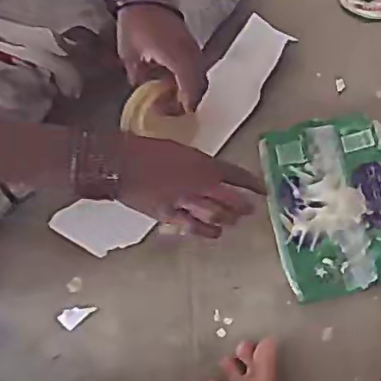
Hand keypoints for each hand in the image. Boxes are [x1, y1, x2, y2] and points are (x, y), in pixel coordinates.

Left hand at [117, 3, 207, 110]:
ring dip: (191, 89)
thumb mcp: (130, 55)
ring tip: (177, 96)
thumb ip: (139, 77)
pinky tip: (177, 80)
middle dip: (191, 99)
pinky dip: (190, 78)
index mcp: (179, 61)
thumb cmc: (135, 25)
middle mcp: (193, 57)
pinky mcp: (193, 46)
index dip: (186, 104)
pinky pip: (197, 68)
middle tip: (178, 109)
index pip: (190, 89)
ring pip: (200, 77)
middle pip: (200, 86)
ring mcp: (195, 51)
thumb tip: (143, 91)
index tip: (181, 114)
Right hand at [118, 135, 264, 236]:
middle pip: (232, 199)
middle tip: (251, 209)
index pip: (237, 175)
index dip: (253, 184)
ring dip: (229, 219)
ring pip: (217, 214)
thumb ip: (198, 163)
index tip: (264, 189)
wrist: (115, 160)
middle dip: (244, 206)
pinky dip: (207, 231)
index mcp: (204, 164)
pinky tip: (215, 233)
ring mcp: (186, 201)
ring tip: (235, 221)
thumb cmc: (144, 148)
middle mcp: (201, 184)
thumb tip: (209, 172)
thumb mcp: (179, 149)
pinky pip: (194, 226)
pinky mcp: (169, 215)